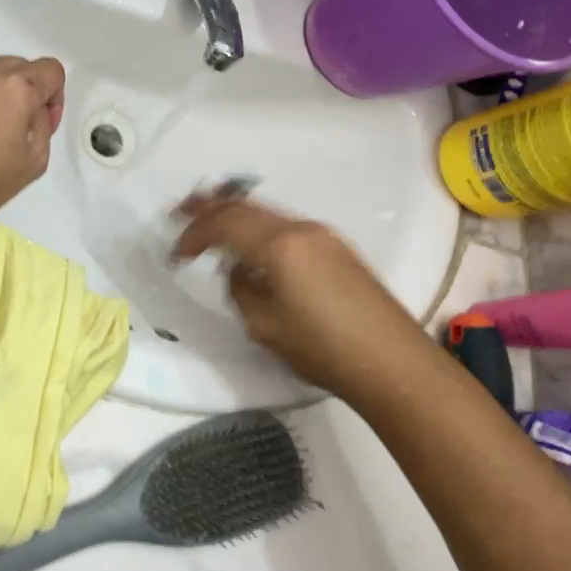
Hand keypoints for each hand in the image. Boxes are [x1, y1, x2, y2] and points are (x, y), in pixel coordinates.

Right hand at [170, 193, 433, 401]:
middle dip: (209, 206)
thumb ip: (240, 288)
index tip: (176, 254)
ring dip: (235, 214)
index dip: (193, 234)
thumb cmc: (322, 349)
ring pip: (266, 213)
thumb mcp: (263, 325)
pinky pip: (285, 225)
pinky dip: (258, 226)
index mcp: (278, 246)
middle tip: (180, 209)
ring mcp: (324, 236)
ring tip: (210, 219)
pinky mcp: (338, 249)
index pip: (223, 224)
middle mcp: (300, 229)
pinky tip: (251, 243)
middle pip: (245, 207)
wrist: (394, 364)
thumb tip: (239, 270)